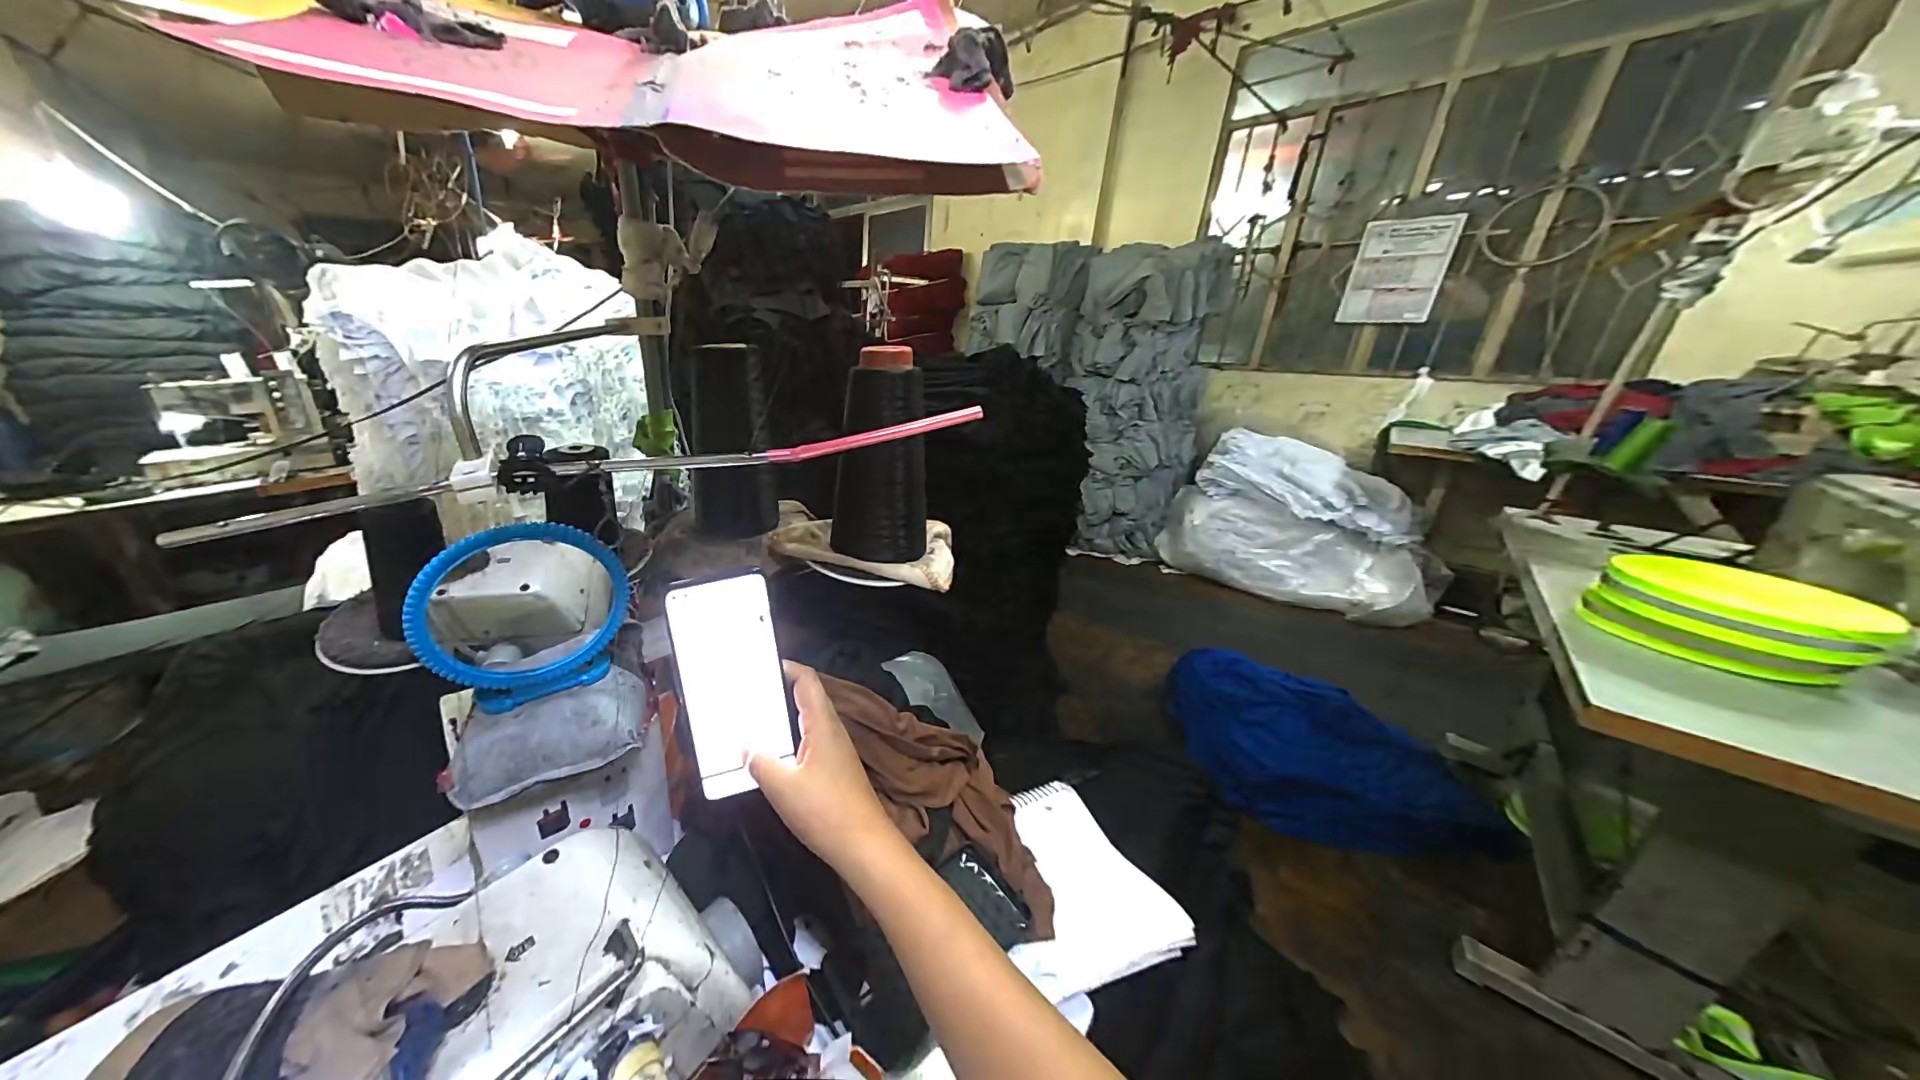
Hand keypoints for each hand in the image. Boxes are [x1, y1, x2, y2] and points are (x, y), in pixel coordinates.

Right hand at [748, 662, 902, 874]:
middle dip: (782, 692)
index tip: (763, 664)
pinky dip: (792, 740)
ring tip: (756, 721)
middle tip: (751, 692)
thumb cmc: (826, 810)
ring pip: (810, 724)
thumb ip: (761, 762)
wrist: (863, 844)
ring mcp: (838, 752)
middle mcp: (833, 732)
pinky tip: (775, 757)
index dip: (788, 668)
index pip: (808, 682)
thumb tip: (746, 746)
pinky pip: (811, 744)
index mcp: (823, 725)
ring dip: (785, 718)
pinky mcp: (837, 771)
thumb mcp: (783, 786)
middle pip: (809, 700)